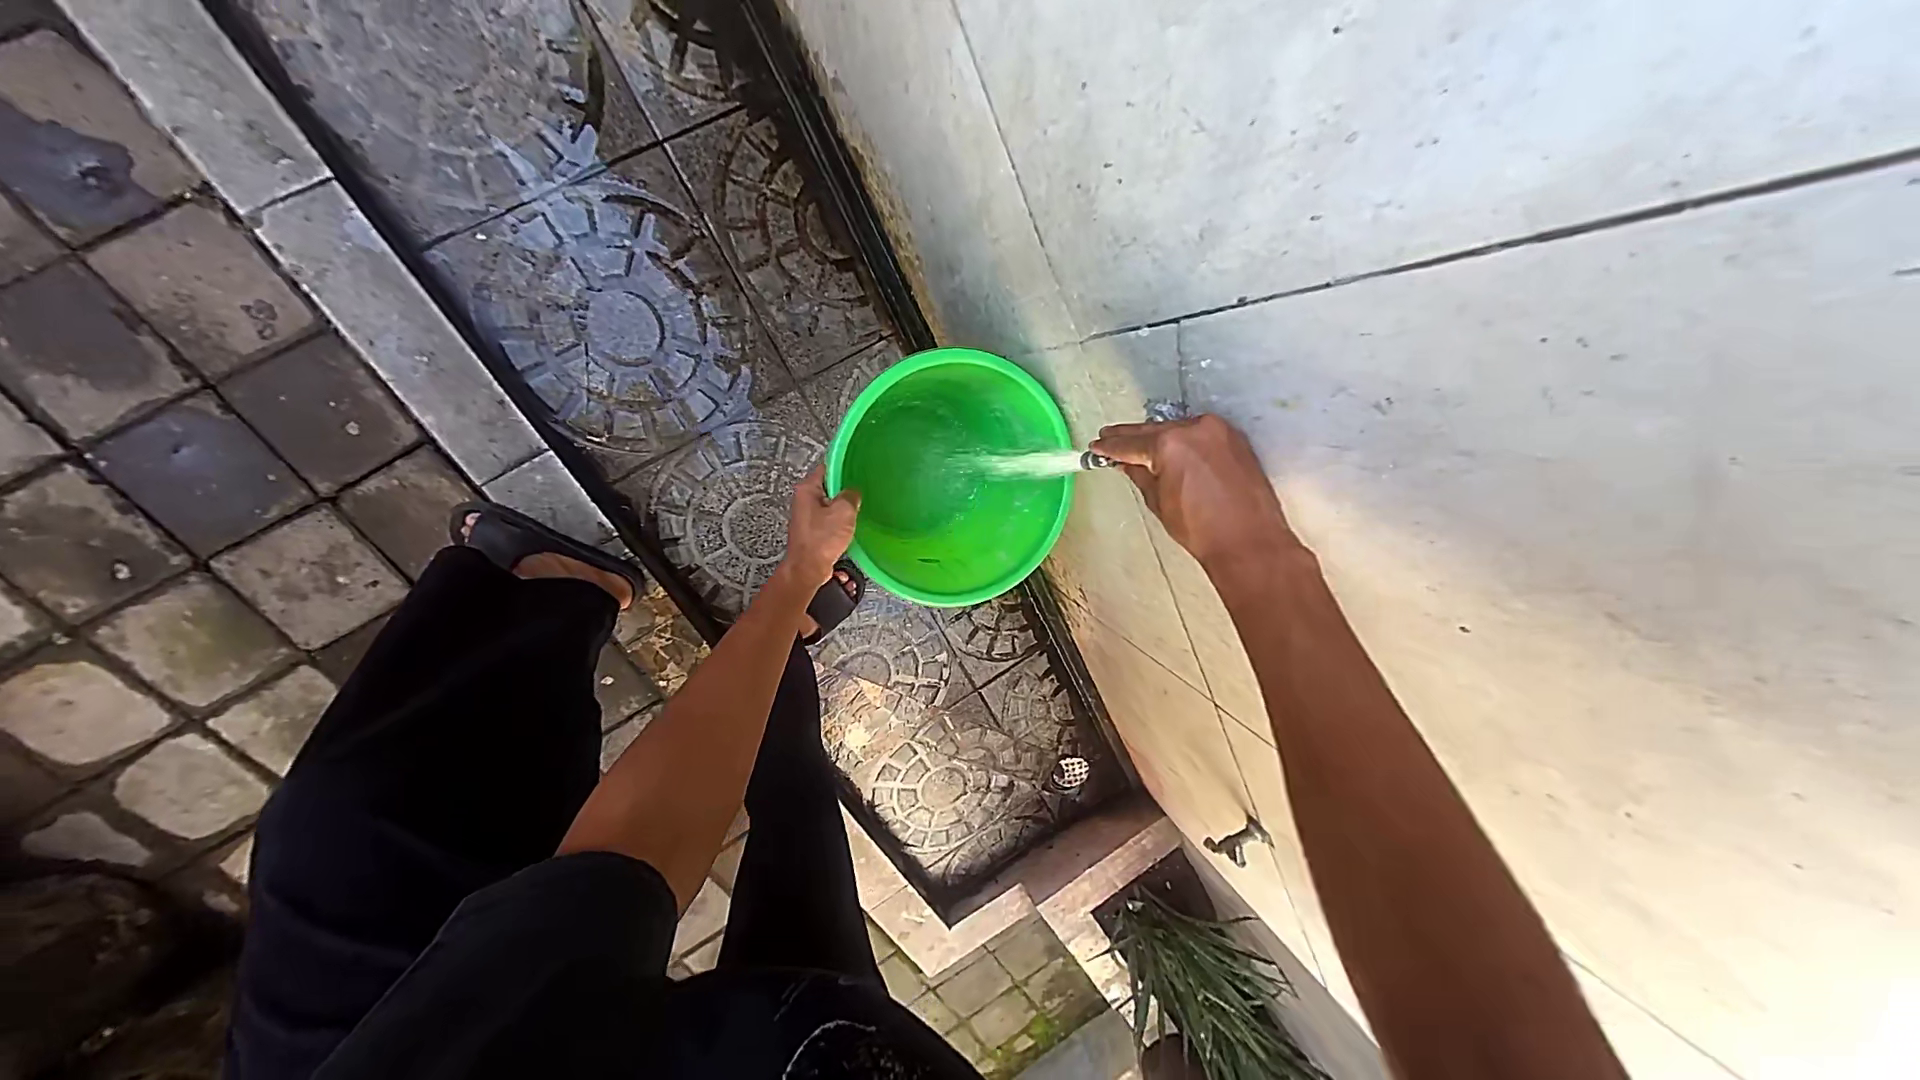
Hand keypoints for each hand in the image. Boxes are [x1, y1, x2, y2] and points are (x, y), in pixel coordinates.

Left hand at [783, 465, 859, 585]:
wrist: (809, 568)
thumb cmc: (821, 540)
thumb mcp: (843, 511)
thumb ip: (851, 495)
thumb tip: (853, 493)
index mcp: (807, 489)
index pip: (826, 468)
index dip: (842, 469)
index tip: (856, 470)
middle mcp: (803, 500)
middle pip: (829, 487)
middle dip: (845, 492)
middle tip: (859, 495)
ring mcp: (807, 516)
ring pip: (830, 505)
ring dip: (843, 509)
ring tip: (855, 513)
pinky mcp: (812, 530)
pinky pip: (829, 520)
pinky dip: (839, 522)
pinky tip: (848, 528)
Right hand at [1090, 414, 1297, 570]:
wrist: (1248, 541)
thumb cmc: (1206, 529)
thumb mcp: (1159, 502)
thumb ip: (1141, 476)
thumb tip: (1130, 465)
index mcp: (1171, 444)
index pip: (1130, 443)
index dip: (1110, 447)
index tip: (1099, 447)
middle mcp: (1196, 430)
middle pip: (1153, 430)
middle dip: (1130, 438)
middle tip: (1110, 440)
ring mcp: (1218, 432)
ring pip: (1177, 429)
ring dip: (1157, 437)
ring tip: (1137, 445)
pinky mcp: (1234, 440)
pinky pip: (1199, 434)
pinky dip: (1182, 440)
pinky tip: (1169, 448)